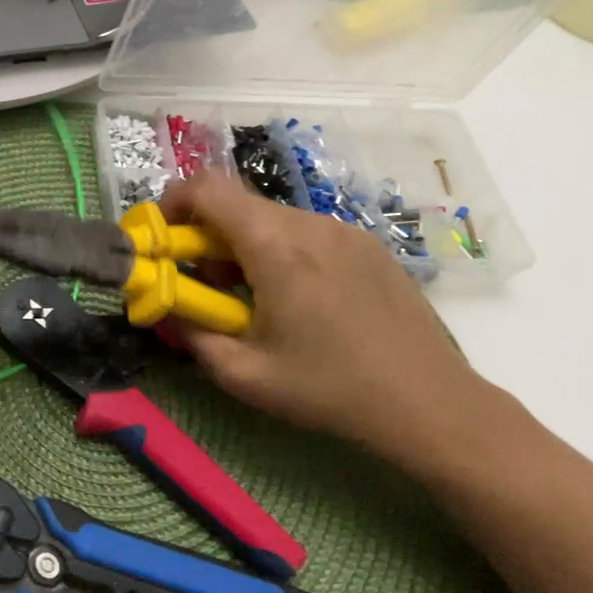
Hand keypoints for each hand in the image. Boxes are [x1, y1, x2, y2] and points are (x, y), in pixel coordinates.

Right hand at [158, 169, 500, 462]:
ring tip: (249, 296)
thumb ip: (189, 331)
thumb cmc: (329, 390)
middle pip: (236, 203)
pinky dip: (279, 250)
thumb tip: (162, 305)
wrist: (431, 405)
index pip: (207, 187)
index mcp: (276, 247)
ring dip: (242, 243)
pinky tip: (295, 299)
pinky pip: (305, 231)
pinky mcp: (369, 246)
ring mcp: (345, 232)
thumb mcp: (241, 373)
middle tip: (202, 283)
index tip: (161, 240)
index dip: (172, 202)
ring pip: (271, 217)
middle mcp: (310, 225)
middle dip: (204, 234)